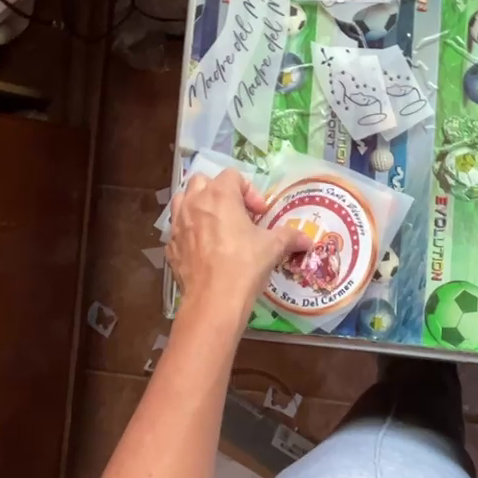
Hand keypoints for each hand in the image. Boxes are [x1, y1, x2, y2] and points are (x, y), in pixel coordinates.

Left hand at [167, 170, 310, 326]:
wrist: (212, 302)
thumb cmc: (244, 265)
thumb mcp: (273, 247)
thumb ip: (290, 236)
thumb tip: (307, 239)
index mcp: (219, 195)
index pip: (232, 175)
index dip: (249, 191)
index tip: (259, 214)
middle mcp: (194, 202)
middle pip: (203, 181)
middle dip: (220, 193)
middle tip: (237, 215)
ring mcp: (177, 223)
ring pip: (184, 200)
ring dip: (199, 206)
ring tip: (216, 226)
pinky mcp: (170, 245)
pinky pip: (178, 229)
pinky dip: (190, 232)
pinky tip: (204, 249)